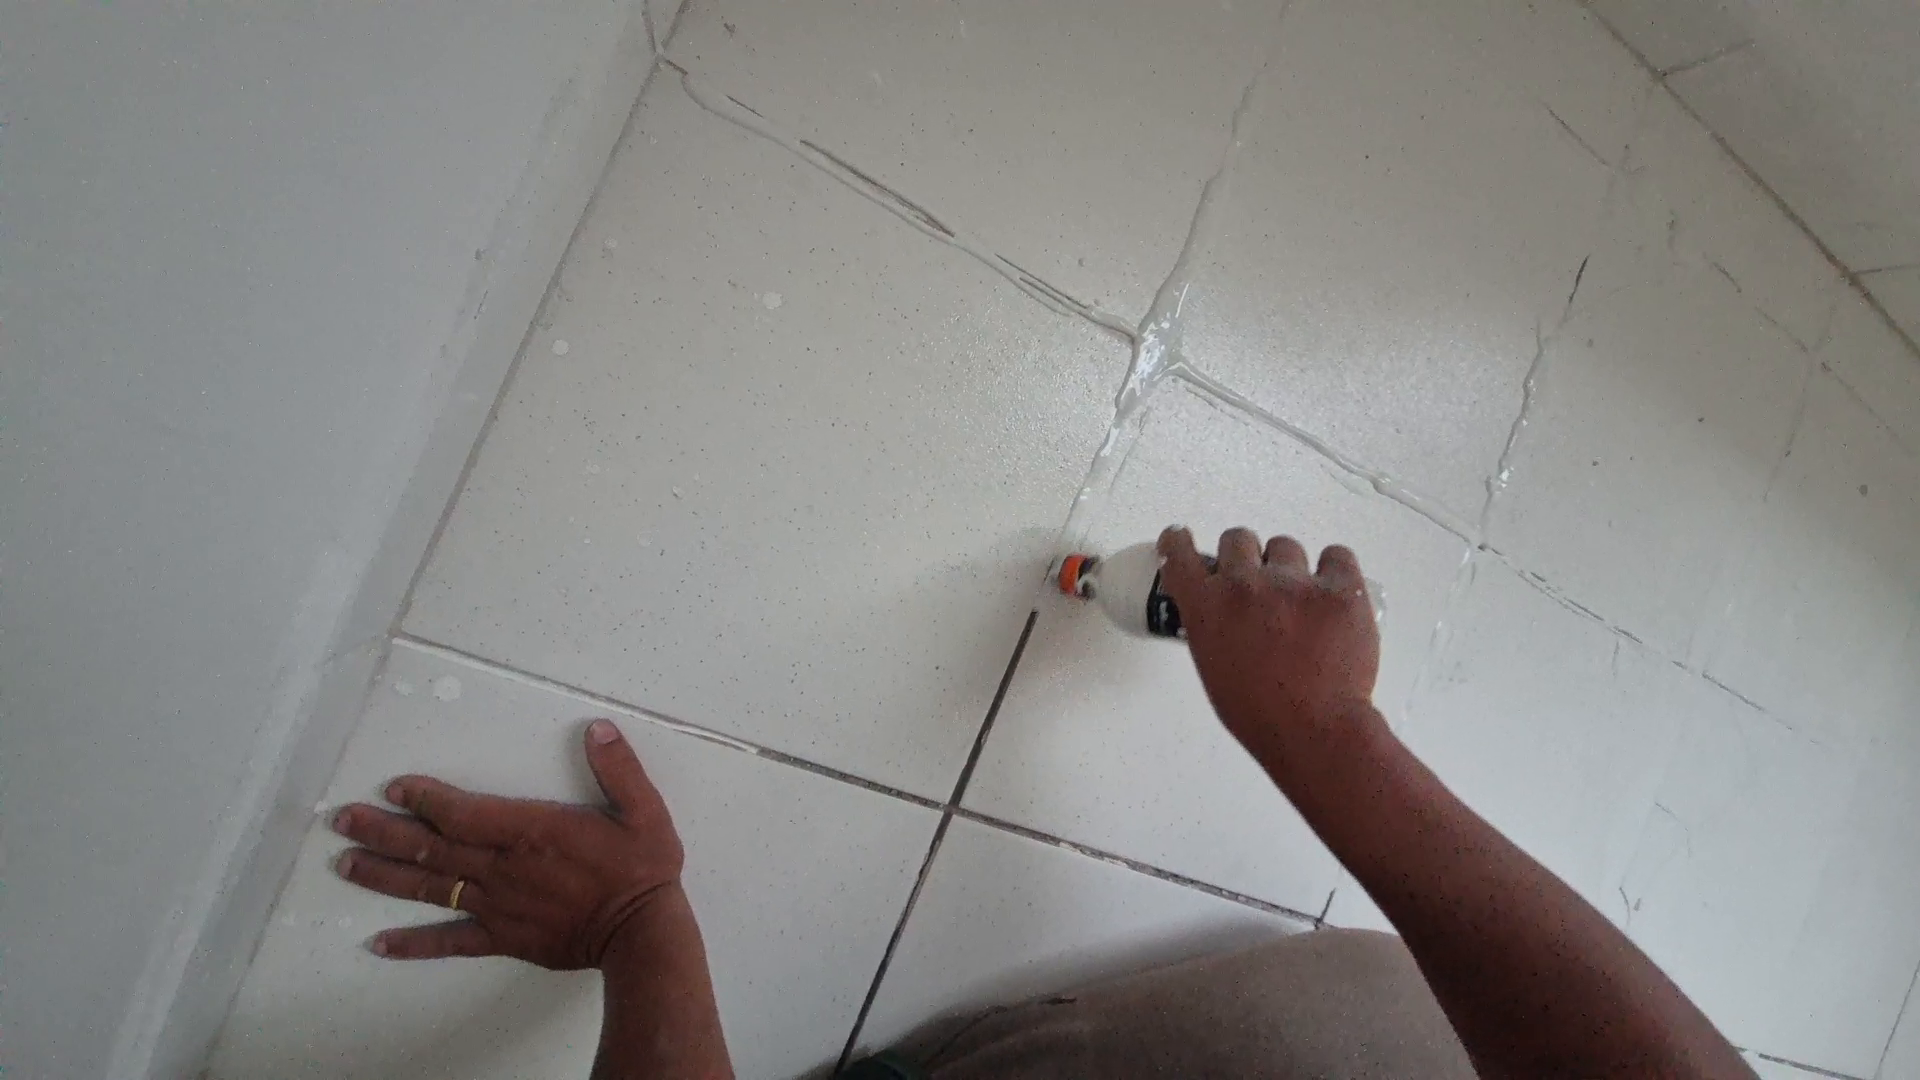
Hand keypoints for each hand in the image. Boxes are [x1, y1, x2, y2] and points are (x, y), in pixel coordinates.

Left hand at [330, 718, 683, 966]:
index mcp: (534, 832)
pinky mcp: (502, 938)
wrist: (641, 930)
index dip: (428, 798)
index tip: (395, 787)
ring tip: (343, 864)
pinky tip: (379, 944)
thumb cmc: (642, 866)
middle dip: (384, 831)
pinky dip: (412, 944)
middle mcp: (505, 868)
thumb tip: (597, 729)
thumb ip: (619, 768)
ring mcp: (498, 906)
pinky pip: (450, 942)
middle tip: (342, 820)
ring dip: (384, 875)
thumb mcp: (645, 808)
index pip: (467, 812)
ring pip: (432, 887)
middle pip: (434, 847)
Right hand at [1156, 526, 1381, 775]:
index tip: (1181, 539)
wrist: (1314, 729)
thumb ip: (1211, 625)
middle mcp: (1243, 583)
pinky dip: (1333, 570)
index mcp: (1205, 605)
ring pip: (1285, 545)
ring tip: (1299, 597)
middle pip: (1237, 538)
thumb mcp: (1211, 663)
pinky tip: (1333, 593)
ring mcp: (1294, 583)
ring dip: (1286, 566)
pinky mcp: (1340, 589)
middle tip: (1256, 584)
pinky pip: (1336, 555)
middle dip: (1243, 556)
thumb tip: (1225, 610)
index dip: (1179, 541)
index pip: (1180, 553)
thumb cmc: (1253, 709)